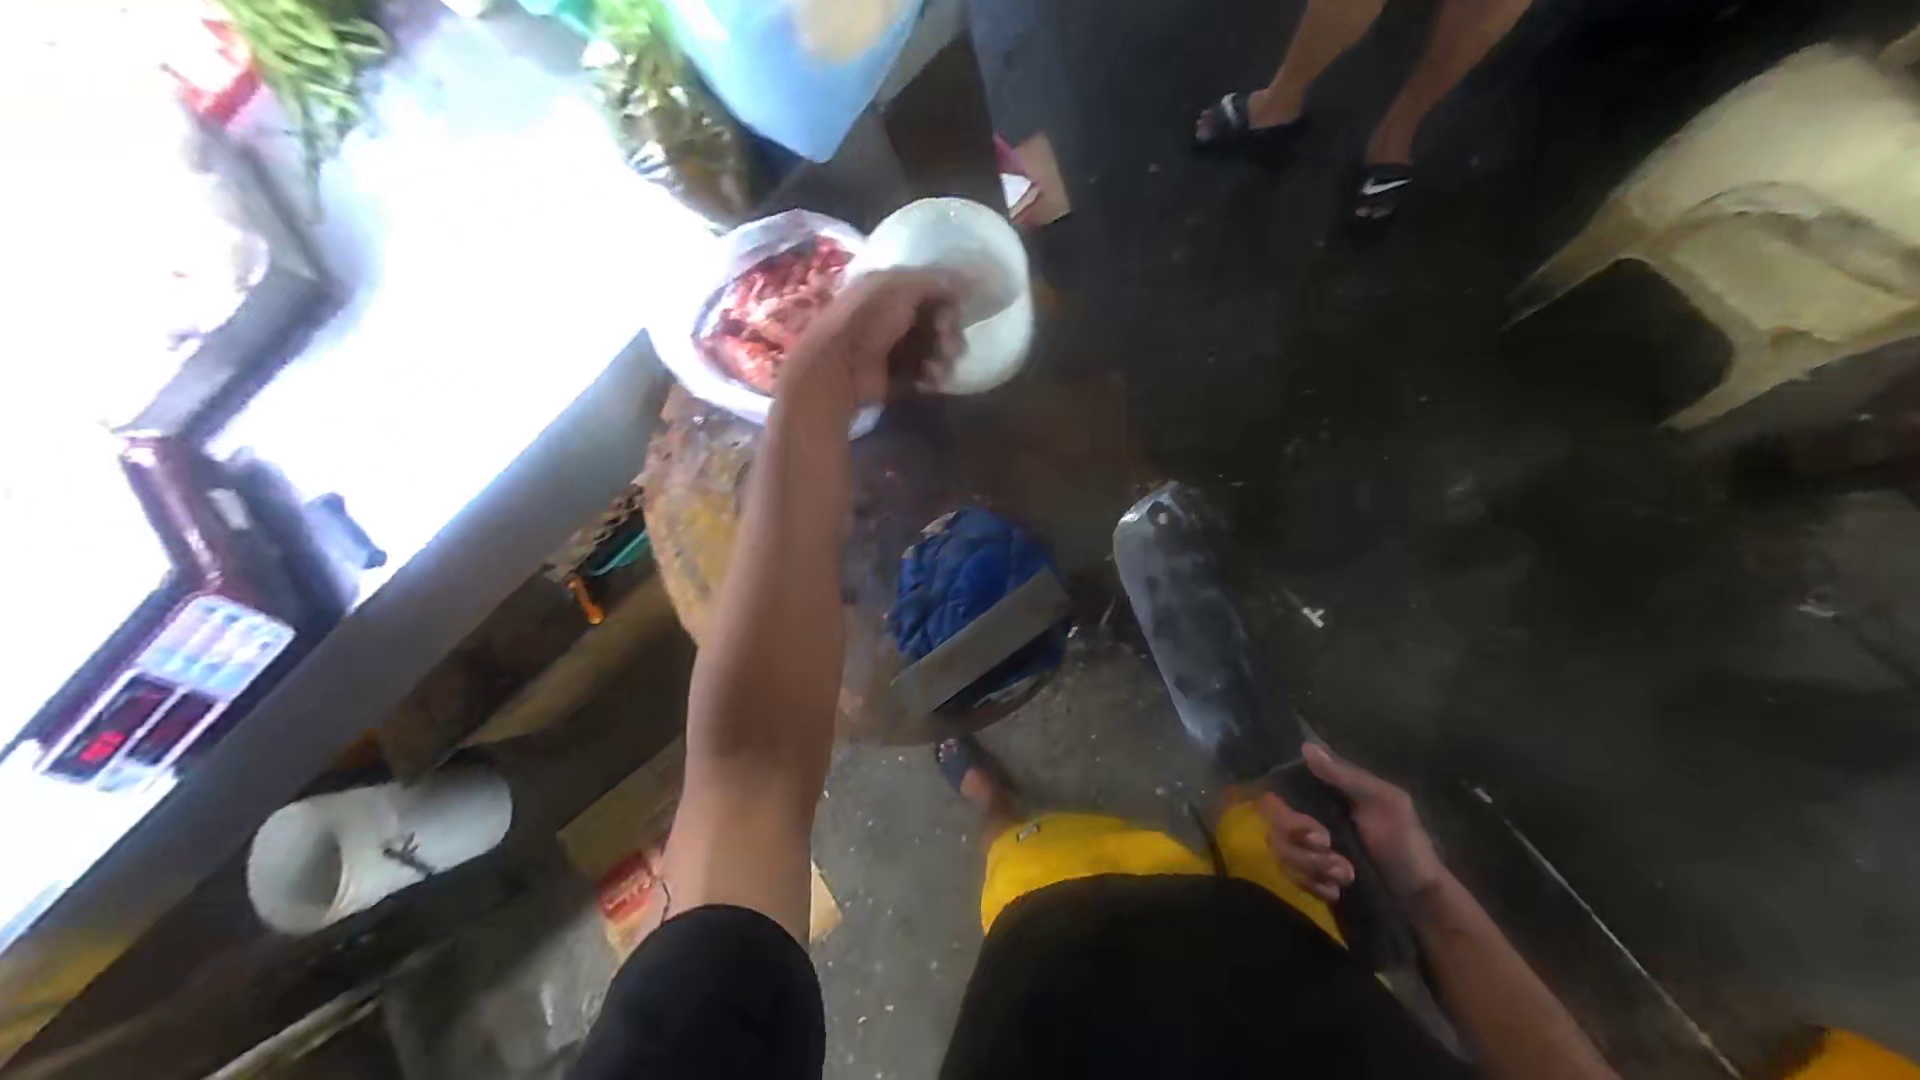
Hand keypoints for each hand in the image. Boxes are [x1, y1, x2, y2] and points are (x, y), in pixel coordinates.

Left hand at [780, 269, 960, 407]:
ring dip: (943, 359)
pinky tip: (929, 380)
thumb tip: (972, 278)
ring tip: (937, 368)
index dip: (950, 301)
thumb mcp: (900, 286)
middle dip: (949, 334)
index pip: (933, 292)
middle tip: (947, 344)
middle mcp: (895, 318)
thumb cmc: (868, 318)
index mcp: (891, 290)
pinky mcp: (896, 378)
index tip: (957, 311)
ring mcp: (895, 350)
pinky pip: (925, 376)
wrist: (838, 364)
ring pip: (935, 351)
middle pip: (938, 324)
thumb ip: (935, 280)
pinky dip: (932, 378)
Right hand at [1259, 743, 1445, 902]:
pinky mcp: (1307, 873)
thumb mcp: (1385, 803)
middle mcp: (1303, 817)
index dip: (1283, 813)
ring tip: (1346, 876)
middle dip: (1304, 848)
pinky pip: (1290, 876)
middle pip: (1275, 827)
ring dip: (1313, 868)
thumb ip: (1346, 777)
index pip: (1276, 794)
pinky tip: (1335, 890)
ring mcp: (1303, 847)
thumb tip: (1306, 747)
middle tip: (1334, 856)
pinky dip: (1313, 885)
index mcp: (1318, 794)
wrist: (1418, 896)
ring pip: (1281, 854)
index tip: (1313, 832)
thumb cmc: (1405, 842)